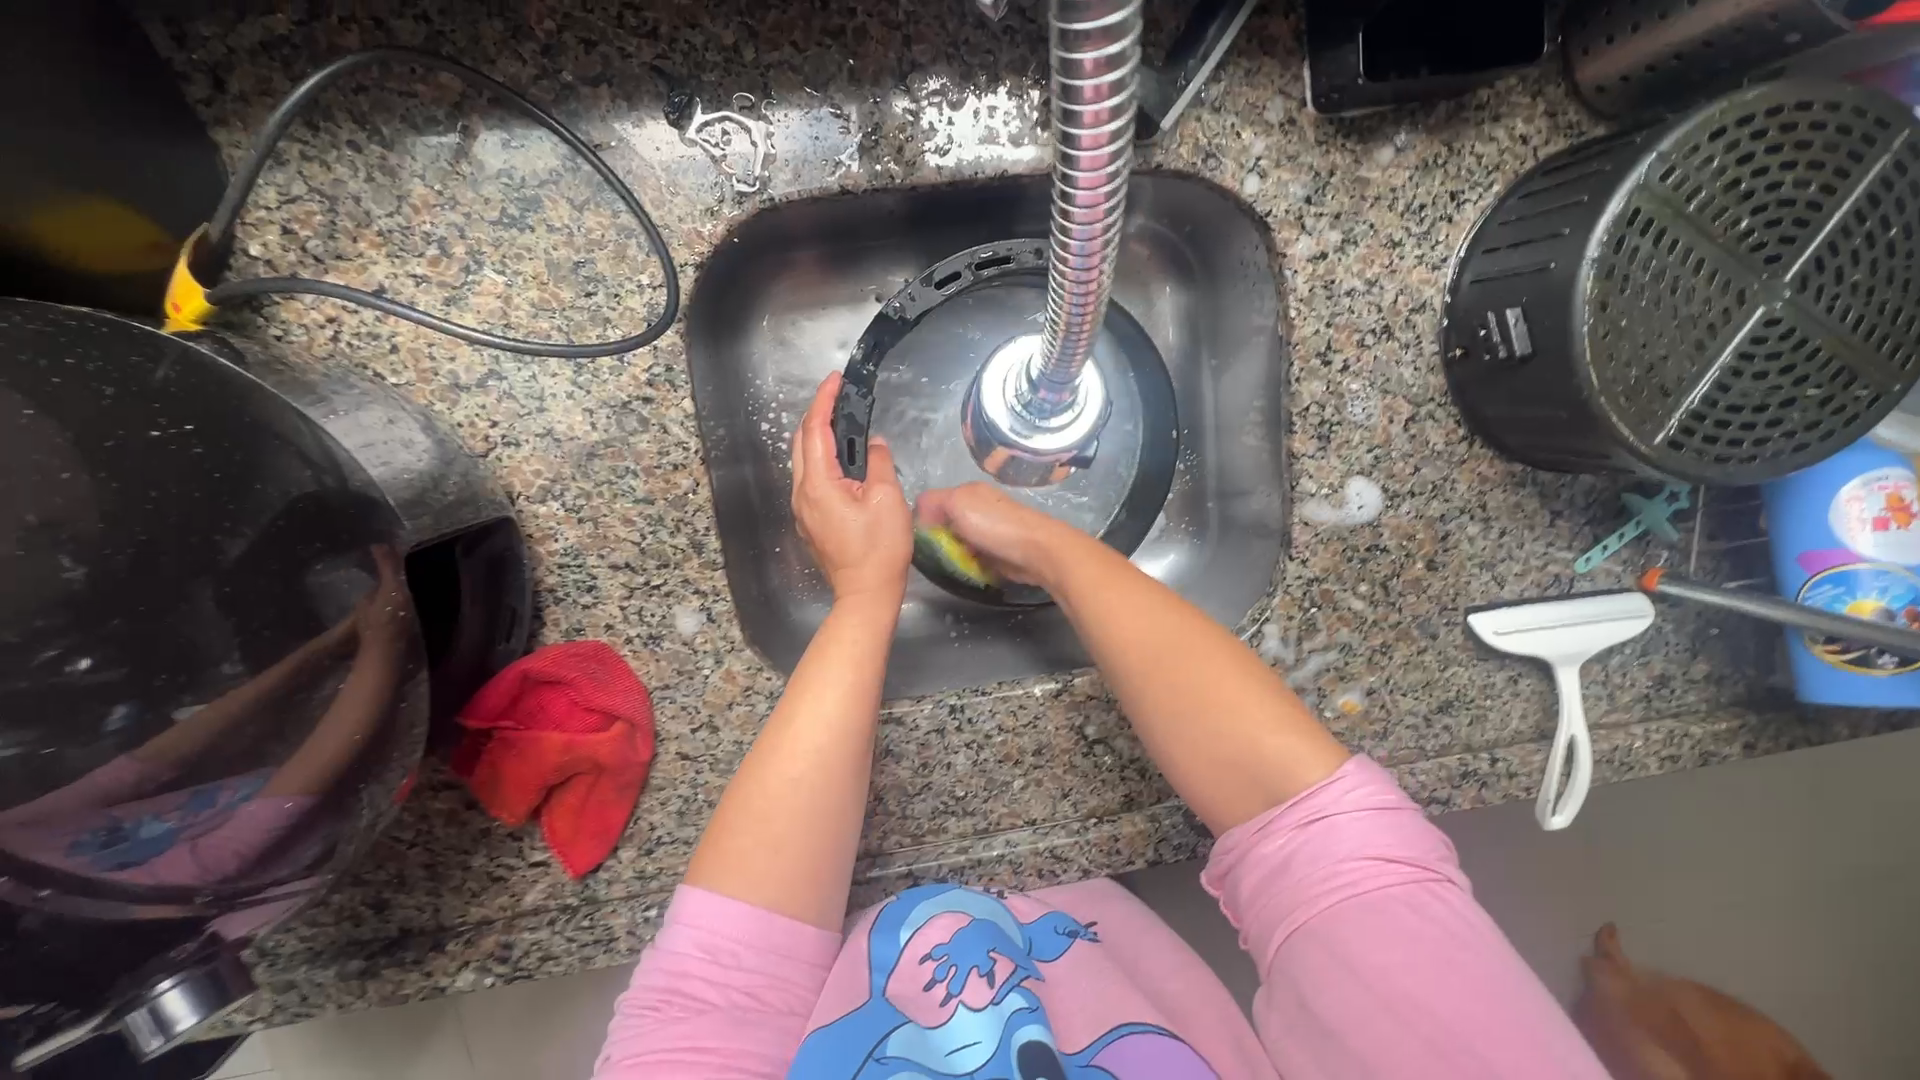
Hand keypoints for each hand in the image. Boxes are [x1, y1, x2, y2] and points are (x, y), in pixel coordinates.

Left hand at [353, 544, 413, 653]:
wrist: (389, 658)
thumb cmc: (389, 621)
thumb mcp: (390, 589)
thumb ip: (387, 568)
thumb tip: (378, 543)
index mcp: (367, 601)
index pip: (381, 585)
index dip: (394, 580)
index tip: (411, 576)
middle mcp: (370, 615)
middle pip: (387, 601)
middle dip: (401, 596)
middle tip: (422, 592)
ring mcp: (380, 632)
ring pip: (395, 615)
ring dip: (407, 612)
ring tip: (427, 608)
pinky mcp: (391, 646)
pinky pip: (402, 630)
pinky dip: (411, 626)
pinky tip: (424, 626)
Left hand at [791, 372, 911, 604]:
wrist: (866, 593)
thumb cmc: (879, 549)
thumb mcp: (887, 498)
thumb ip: (877, 463)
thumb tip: (873, 444)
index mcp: (818, 484)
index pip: (815, 430)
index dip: (823, 401)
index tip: (834, 380)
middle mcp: (802, 494)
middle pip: (801, 442)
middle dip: (818, 416)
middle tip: (840, 398)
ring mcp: (803, 510)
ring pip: (804, 461)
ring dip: (820, 438)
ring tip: (845, 424)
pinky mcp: (811, 521)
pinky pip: (811, 480)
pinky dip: (823, 460)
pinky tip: (843, 460)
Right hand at [914, 483, 1089, 589]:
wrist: (1036, 551)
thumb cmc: (994, 525)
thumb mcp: (956, 503)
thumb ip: (933, 502)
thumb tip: (920, 513)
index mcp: (968, 491)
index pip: (934, 502)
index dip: (924, 518)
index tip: (918, 537)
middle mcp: (980, 507)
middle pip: (947, 523)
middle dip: (939, 538)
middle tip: (932, 553)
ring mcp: (991, 531)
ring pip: (960, 542)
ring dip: (954, 553)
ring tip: (948, 563)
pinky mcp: (999, 552)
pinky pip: (974, 558)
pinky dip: (969, 564)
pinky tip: (966, 570)